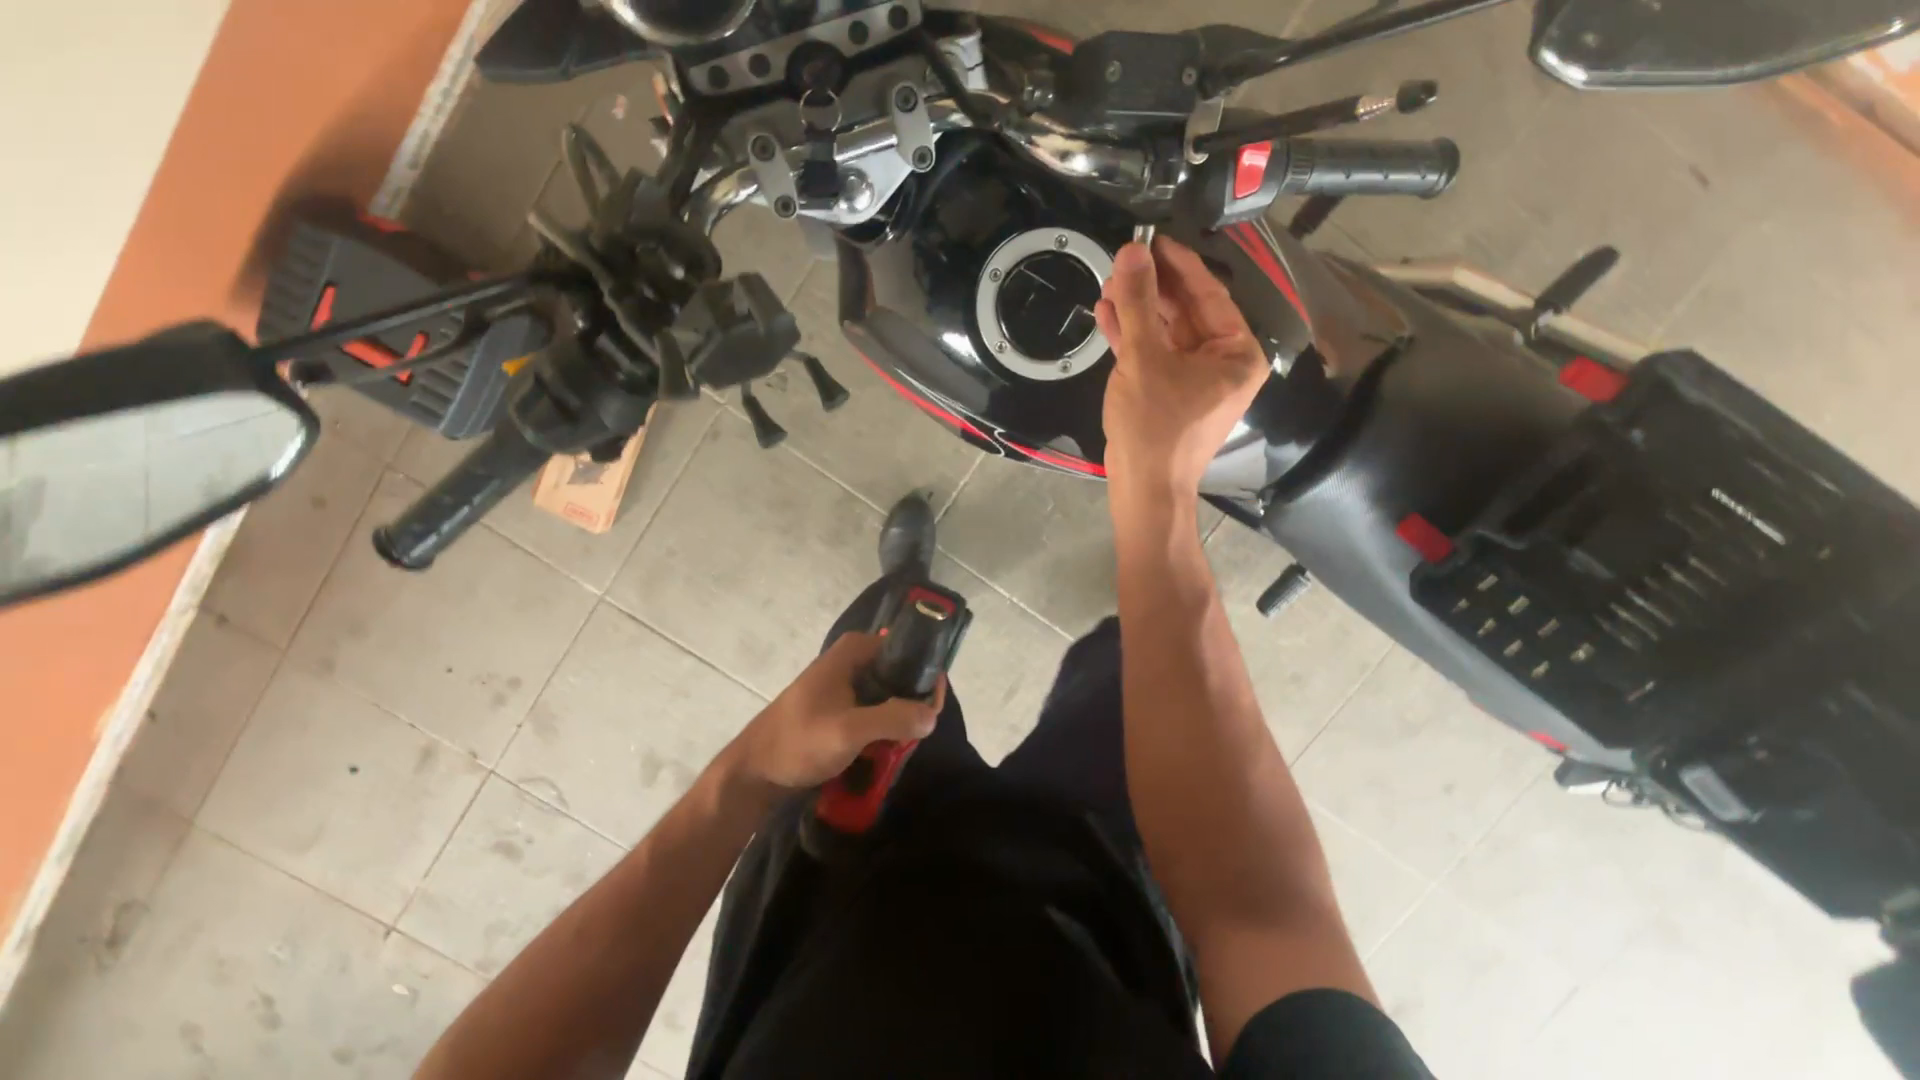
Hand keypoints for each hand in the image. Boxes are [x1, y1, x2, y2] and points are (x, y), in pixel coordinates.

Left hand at [722, 633, 943, 803]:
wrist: (756, 772)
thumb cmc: (797, 743)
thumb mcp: (848, 730)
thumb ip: (893, 719)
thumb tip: (932, 716)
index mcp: (854, 651)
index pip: (908, 651)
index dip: (926, 678)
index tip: (931, 712)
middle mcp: (853, 661)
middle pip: (903, 675)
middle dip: (914, 704)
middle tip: (916, 735)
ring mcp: (847, 686)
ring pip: (892, 697)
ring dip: (901, 721)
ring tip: (901, 747)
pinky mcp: (843, 710)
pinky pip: (878, 713)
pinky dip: (886, 730)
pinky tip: (886, 752)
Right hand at [1096, 237, 1268, 502]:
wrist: (1145, 489)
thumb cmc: (1155, 425)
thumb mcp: (1144, 357)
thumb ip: (1138, 302)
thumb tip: (1131, 251)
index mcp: (1237, 353)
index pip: (1209, 294)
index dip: (1179, 264)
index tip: (1151, 239)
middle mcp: (1222, 363)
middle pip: (1186, 311)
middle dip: (1151, 287)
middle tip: (1122, 260)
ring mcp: (1194, 379)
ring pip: (1166, 331)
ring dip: (1137, 309)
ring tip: (1108, 283)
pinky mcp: (1168, 393)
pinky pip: (1153, 354)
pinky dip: (1131, 336)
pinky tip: (1107, 312)